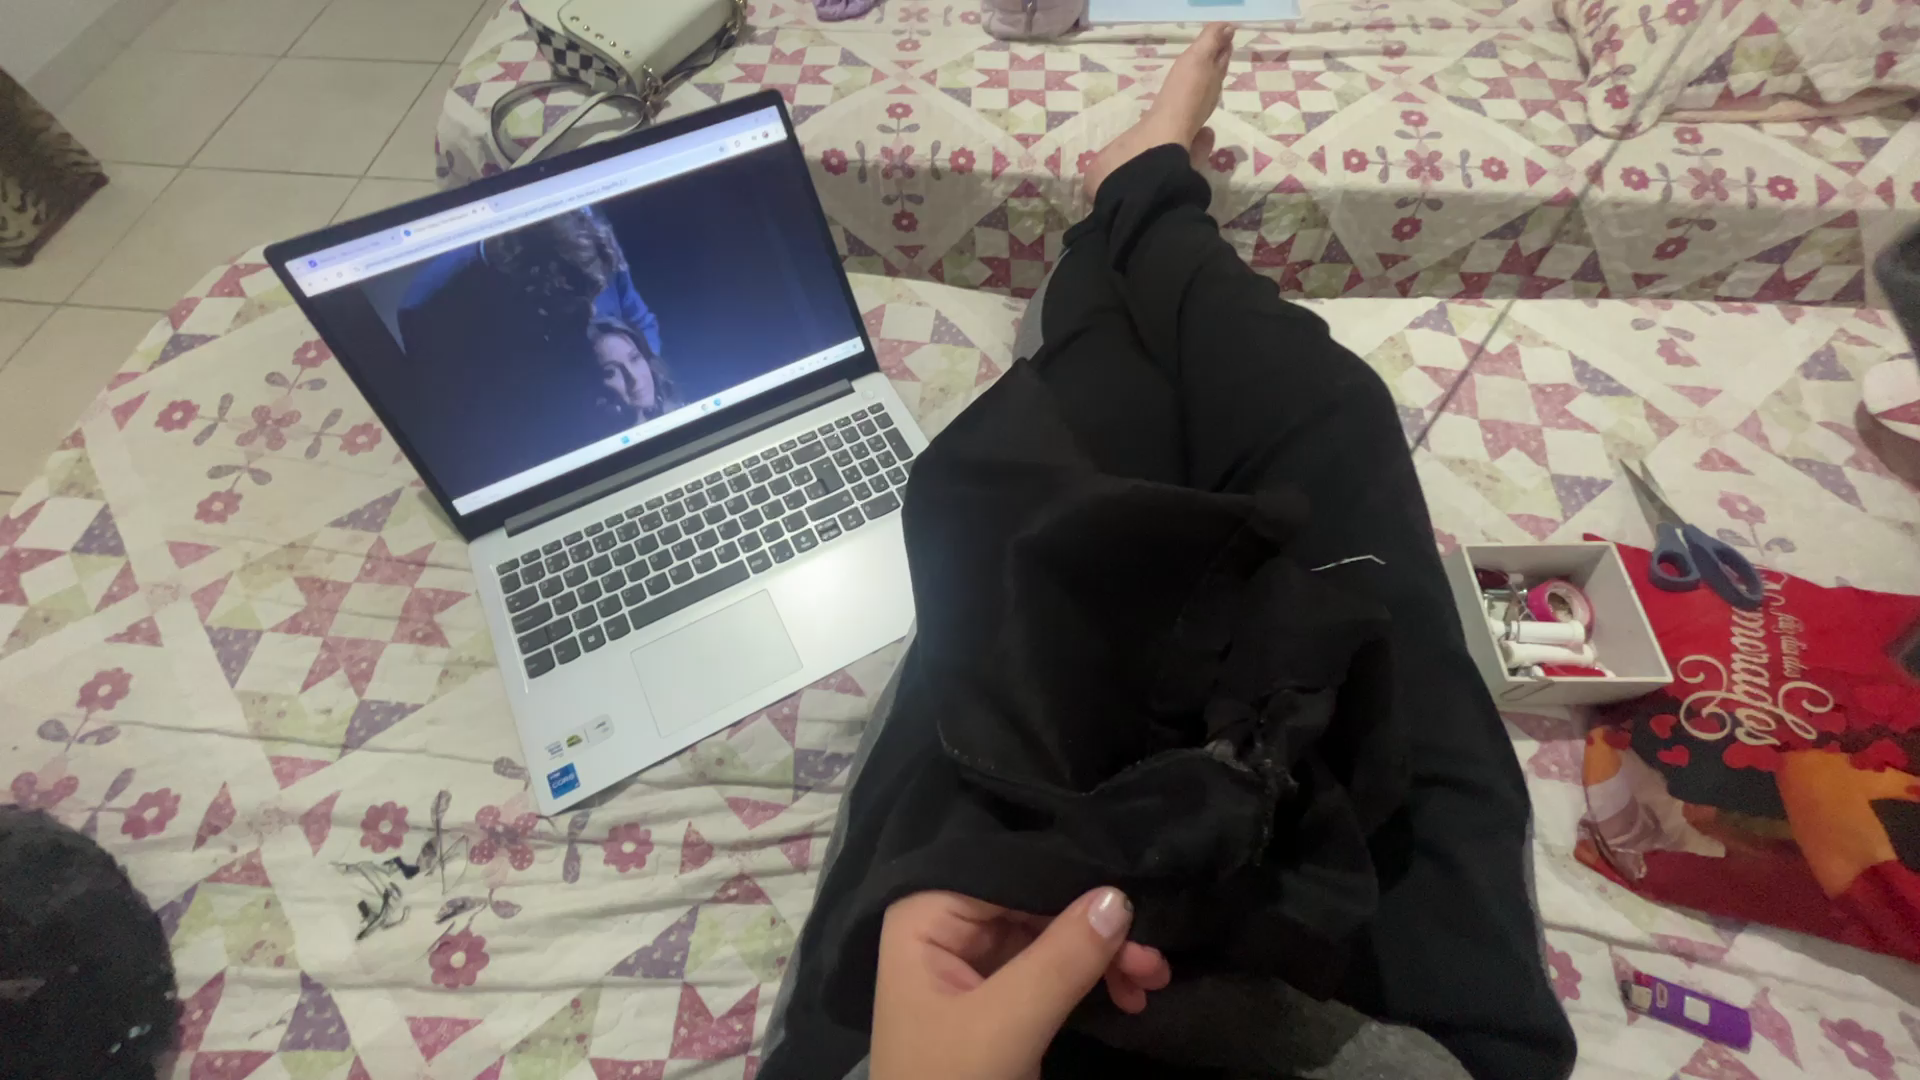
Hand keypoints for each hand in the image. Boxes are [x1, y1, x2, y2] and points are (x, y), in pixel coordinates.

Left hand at [871, 887, 1170, 1079]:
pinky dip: (1089, 978)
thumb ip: (1061, 959)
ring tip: (1154, 978)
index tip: (1131, 898)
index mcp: (927, 912)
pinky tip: (1128, 994)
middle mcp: (946, 924)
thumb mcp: (1004, 1027)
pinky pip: (1050, 968)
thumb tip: (1118, 896)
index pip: (1007, 875)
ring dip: (1101, 955)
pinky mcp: (995, 997)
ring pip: (1048, 935)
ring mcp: (971, 961)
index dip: (1069, 882)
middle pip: (1031, 905)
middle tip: (1153, 957)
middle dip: (1094, 928)